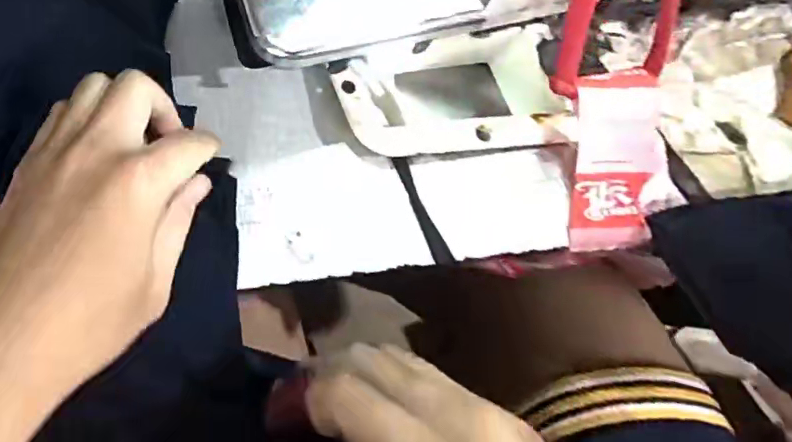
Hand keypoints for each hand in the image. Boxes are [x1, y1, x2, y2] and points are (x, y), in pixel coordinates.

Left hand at [0, 70, 219, 441]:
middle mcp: (97, 146)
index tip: (209, 155)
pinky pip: (62, 110)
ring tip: (127, 143)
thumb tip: (196, 182)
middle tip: (165, 145)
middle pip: (135, 85)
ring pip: (93, 84)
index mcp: (136, 180)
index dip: (207, 146)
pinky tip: (90, 153)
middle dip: (162, 106)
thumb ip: (178, 220)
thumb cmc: (89, 322)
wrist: (4, 335)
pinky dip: (84, 116)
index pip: (187, 141)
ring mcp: (57, 146)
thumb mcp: (153, 284)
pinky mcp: (29, 156)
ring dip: (119, 102)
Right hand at [307, 344, 540, 441]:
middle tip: (300, 409)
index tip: (279, 419)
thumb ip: (360, 441)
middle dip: (324, 375)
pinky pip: (432, 378)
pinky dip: (393, 384)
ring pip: (400, 358)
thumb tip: (307, 426)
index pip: (347, 389)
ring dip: (357, 372)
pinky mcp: (512, 423)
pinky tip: (384, 413)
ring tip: (336, 405)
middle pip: (370, 357)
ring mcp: (498, 415)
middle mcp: (468, 418)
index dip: (301, 398)